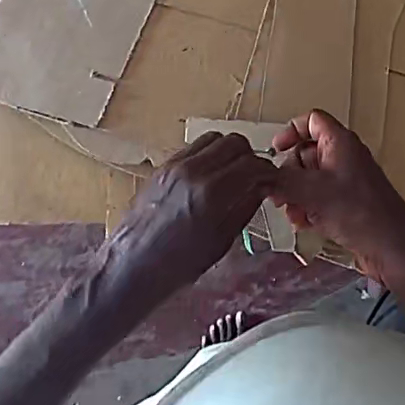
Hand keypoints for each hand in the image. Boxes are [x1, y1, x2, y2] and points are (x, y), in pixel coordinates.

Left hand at [95, 132, 274, 310]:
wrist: (132, 266)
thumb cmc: (178, 265)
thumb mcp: (220, 241)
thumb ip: (244, 207)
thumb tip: (262, 187)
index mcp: (211, 193)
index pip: (252, 164)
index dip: (268, 171)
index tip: (272, 181)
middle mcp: (194, 170)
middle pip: (234, 142)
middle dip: (249, 156)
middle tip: (253, 175)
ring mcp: (176, 165)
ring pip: (214, 138)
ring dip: (228, 151)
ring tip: (231, 173)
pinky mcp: (163, 165)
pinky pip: (194, 147)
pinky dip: (208, 155)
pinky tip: (210, 175)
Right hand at [269, 110, 404, 282]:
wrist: (392, 248)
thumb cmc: (358, 212)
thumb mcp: (313, 192)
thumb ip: (282, 181)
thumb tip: (258, 175)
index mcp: (339, 142)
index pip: (311, 120)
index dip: (291, 131)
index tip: (276, 150)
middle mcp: (343, 156)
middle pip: (306, 153)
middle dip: (290, 174)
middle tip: (280, 193)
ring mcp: (346, 180)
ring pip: (310, 178)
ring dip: (296, 194)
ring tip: (292, 213)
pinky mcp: (348, 203)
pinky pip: (319, 196)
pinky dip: (308, 206)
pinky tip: (304, 223)